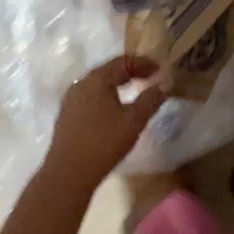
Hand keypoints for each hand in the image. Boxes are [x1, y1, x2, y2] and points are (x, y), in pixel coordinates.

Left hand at [42, 56, 166, 189]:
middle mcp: (81, 82)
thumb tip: (167, 82)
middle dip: (131, 72)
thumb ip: (151, 99)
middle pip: (109, 70)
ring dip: (117, 85)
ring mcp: (71, 98)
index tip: (161, 70)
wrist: (69, 172)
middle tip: (150, 79)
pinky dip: (105, 96)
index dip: (144, 63)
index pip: (123, 61)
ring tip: (134, 93)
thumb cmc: (104, 142)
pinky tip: (112, 110)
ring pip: (98, 84)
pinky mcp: (66, 114)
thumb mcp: (134, 121)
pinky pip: (89, 97)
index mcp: (97, 78)